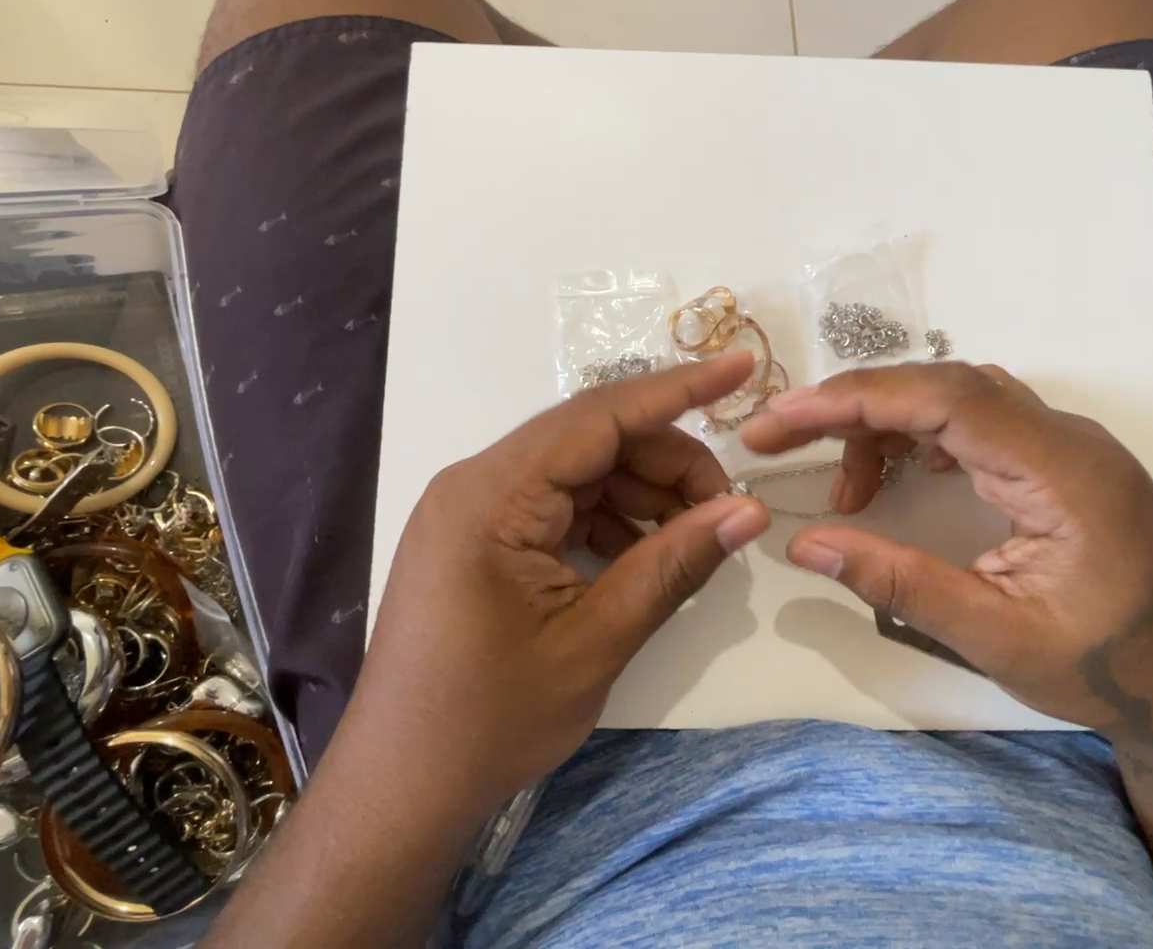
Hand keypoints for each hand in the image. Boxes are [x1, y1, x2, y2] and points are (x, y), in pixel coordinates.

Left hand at [347, 353, 770, 815]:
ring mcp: (474, 511)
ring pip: (580, 473)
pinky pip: (558, 506)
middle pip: (592, 441)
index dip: (678, 390)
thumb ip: (673, 566)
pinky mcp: (481, 540)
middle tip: (727, 507)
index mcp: (491, 495)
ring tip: (694, 539)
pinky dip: (609, 522)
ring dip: (642, 495)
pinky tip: (645, 558)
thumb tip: (750, 511)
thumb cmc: (489, 720)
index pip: (598, 416)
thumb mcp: (595, 641)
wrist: (401, 787)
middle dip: (667, 463)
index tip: (741, 366)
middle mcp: (476, 484)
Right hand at [740, 361, 1152, 727]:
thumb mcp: (998, 639)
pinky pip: (971, 419)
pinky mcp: (1052, 459)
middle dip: (852, 404)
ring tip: (842, 488)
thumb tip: (805, 546)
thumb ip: (901, 585)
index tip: (785, 415)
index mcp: (1063, 472)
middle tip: (777, 435)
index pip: (946, 401)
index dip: (858, 398)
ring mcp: (1061, 443)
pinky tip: (893, 474)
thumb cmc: (1107, 668)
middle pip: (942, 385)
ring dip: (883, 423)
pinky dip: (916, 436)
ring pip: (954, 396)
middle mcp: (1064, 438)